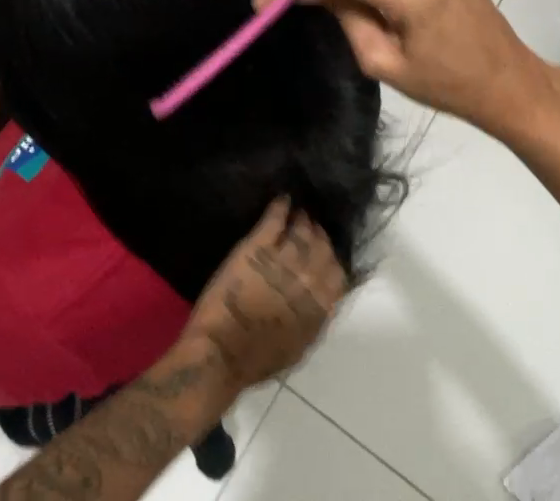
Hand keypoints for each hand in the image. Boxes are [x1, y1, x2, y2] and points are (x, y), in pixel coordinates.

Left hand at [181, 198, 346, 390]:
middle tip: (315, 225)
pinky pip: (273, 222)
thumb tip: (322, 302)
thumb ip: (313, 320)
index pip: (338, 276)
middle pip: (321, 250)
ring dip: (303, 221)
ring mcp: (281, 262)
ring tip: (302, 212)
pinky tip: (283, 199)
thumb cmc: (257, 359)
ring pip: (301, 233)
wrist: (222, 352)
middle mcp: (306, 281)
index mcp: (318, 309)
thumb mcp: (298, 346)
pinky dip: (280, 208)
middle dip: (320, 236)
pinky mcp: (255, 250)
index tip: (328, 252)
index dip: (333, 260)